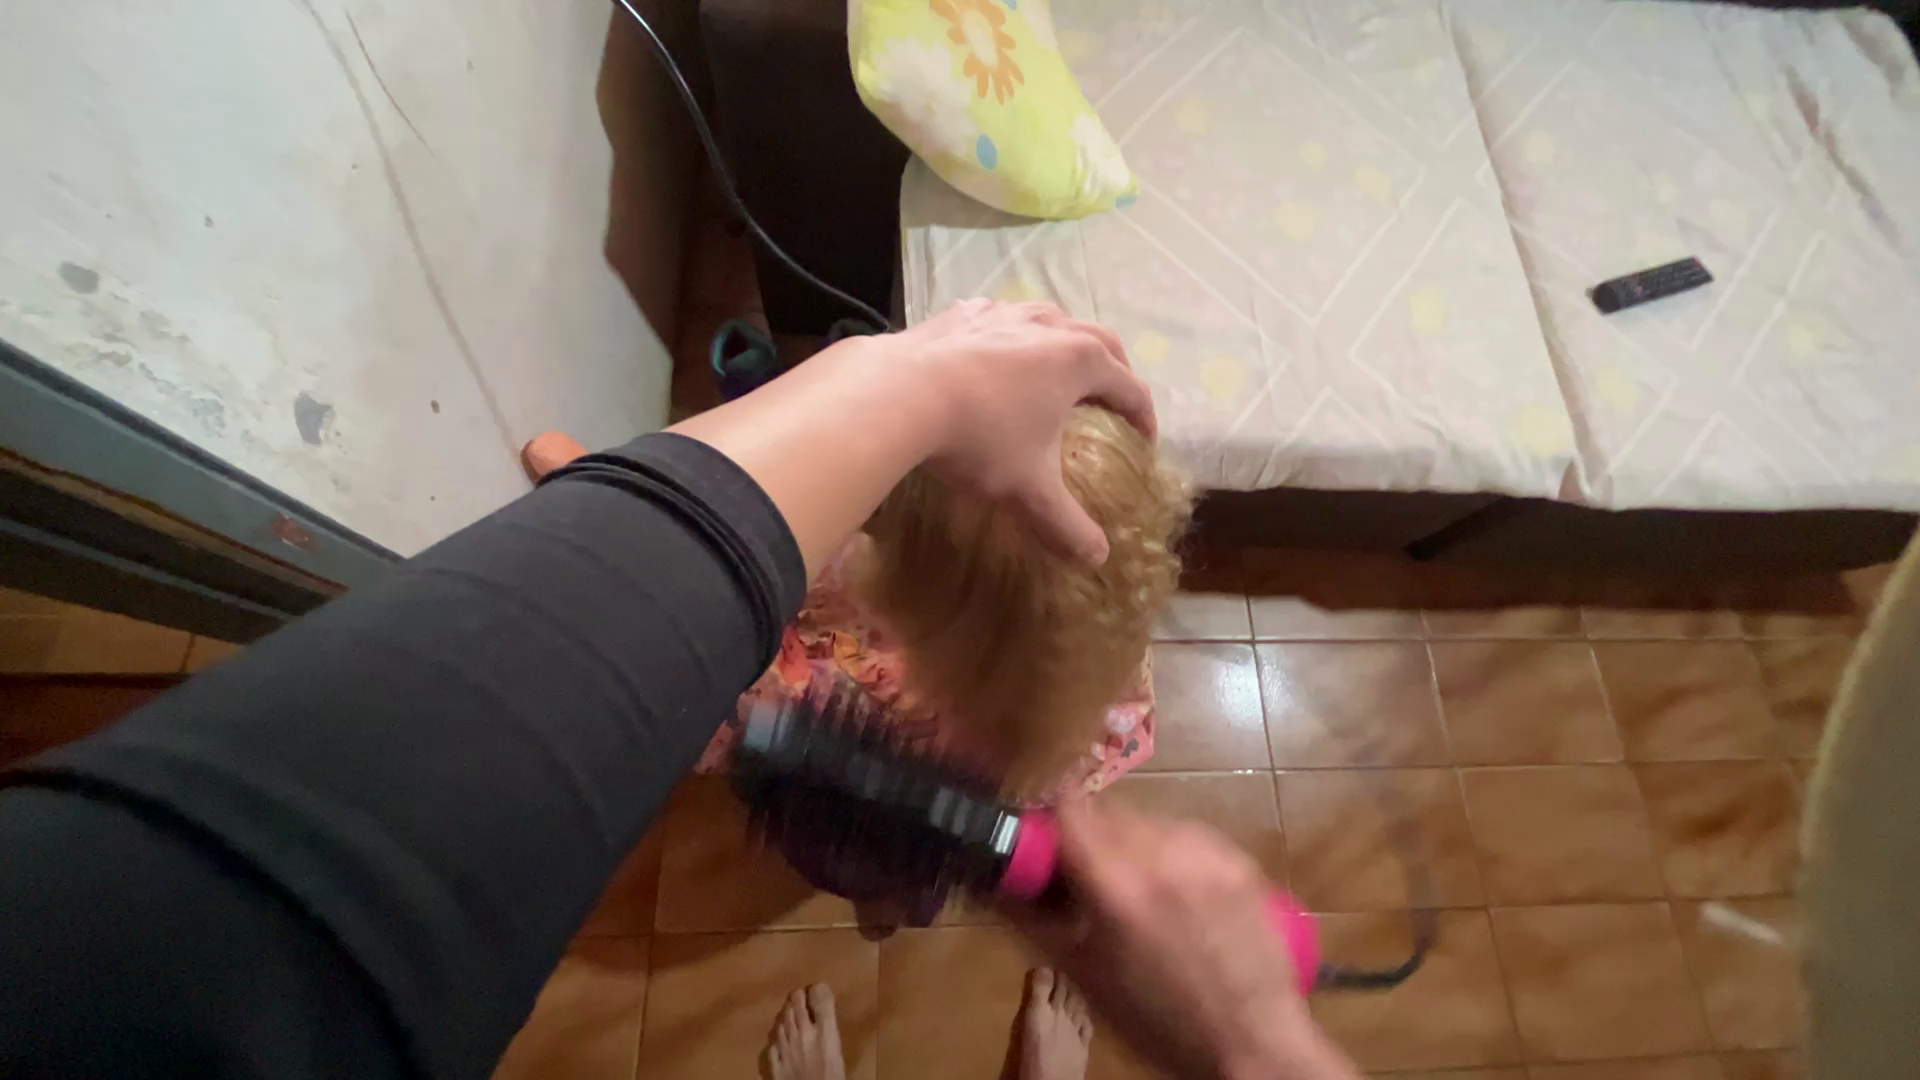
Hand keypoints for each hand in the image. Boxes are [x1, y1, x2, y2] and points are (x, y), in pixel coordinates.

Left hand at [871, 299, 1156, 563]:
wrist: (898, 394)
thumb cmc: (979, 438)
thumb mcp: (1027, 489)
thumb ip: (1066, 524)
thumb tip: (1097, 559)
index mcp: (1079, 361)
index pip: (1131, 388)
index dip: (1144, 417)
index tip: (1144, 443)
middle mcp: (1050, 325)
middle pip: (1102, 343)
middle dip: (1115, 374)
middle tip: (1113, 404)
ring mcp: (1004, 312)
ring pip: (1053, 321)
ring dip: (1066, 347)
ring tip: (1059, 377)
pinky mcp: (963, 313)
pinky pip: (1003, 319)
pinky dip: (1015, 338)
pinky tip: (998, 358)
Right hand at [1006, 800, 1359, 1079]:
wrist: (1256, 1045)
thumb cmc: (1157, 1020)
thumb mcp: (1082, 975)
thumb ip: (1029, 918)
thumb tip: (991, 878)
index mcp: (1116, 885)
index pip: (1067, 805)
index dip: (1049, 816)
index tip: (1046, 840)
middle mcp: (1160, 852)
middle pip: (1104, 809)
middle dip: (1089, 834)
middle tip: (1092, 876)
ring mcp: (1205, 850)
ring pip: (1144, 818)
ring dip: (1129, 841)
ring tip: (1140, 889)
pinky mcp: (1235, 854)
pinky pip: (1183, 832)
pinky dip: (1169, 851)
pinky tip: (1179, 892)